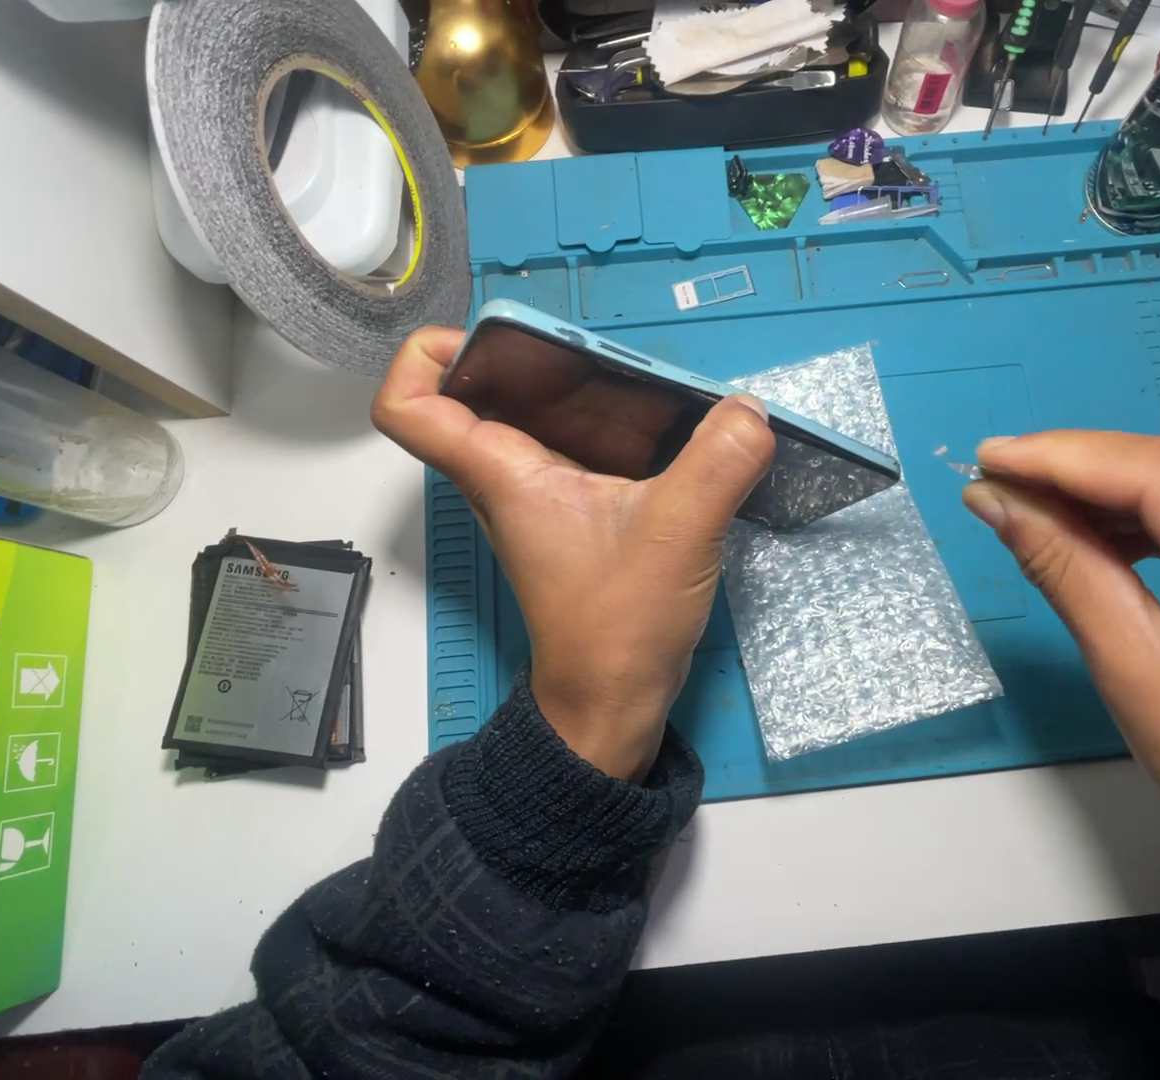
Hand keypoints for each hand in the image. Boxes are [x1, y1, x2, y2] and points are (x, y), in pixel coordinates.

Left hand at [373, 327, 775, 782]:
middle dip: (533, 355)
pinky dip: (612, 424)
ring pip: (536, 417)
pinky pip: (579, 446)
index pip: (409, 406)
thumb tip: (751, 411)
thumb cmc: (618, 623)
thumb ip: (718, 464)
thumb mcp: (677, 533)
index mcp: (502, 472)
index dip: (423, 358)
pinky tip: (664, 424)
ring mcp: (543, 496)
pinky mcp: (577, 513)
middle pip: (482, 392)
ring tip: (643, 377)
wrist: (614, 697)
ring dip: (580, 388)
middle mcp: (510, 476)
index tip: (487, 340)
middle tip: (598, 348)